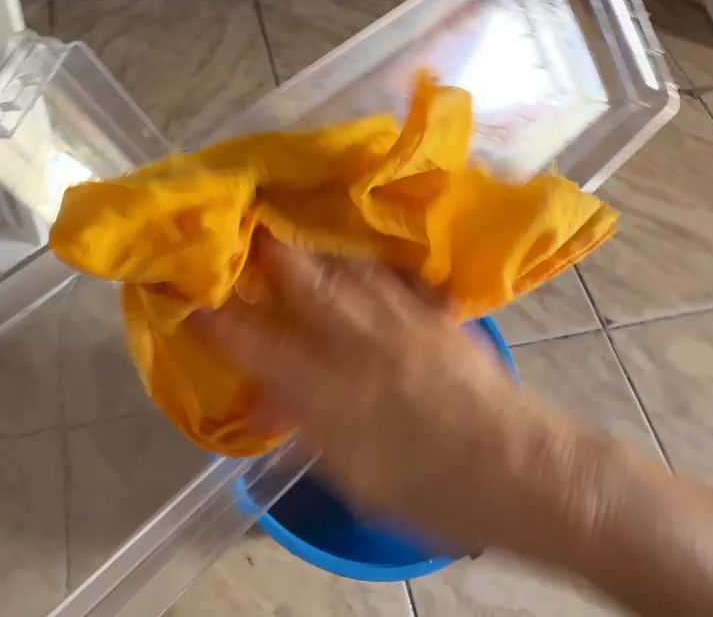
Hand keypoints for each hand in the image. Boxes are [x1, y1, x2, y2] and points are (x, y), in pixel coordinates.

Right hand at [195, 239, 576, 548]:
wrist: (519, 470)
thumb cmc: (430, 489)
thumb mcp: (355, 475)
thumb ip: (307, 428)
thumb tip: (271, 398)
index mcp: (327, 389)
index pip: (257, 345)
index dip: (220, 321)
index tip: (193, 300)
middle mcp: (358, 342)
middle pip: (304, 284)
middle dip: (270, 253)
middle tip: (247, 225)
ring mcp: (401, 320)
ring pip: (349, 268)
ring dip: (319, 247)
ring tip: (296, 223)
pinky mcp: (436, 312)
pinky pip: (395, 274)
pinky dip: (371, 260)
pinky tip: (363, 251)